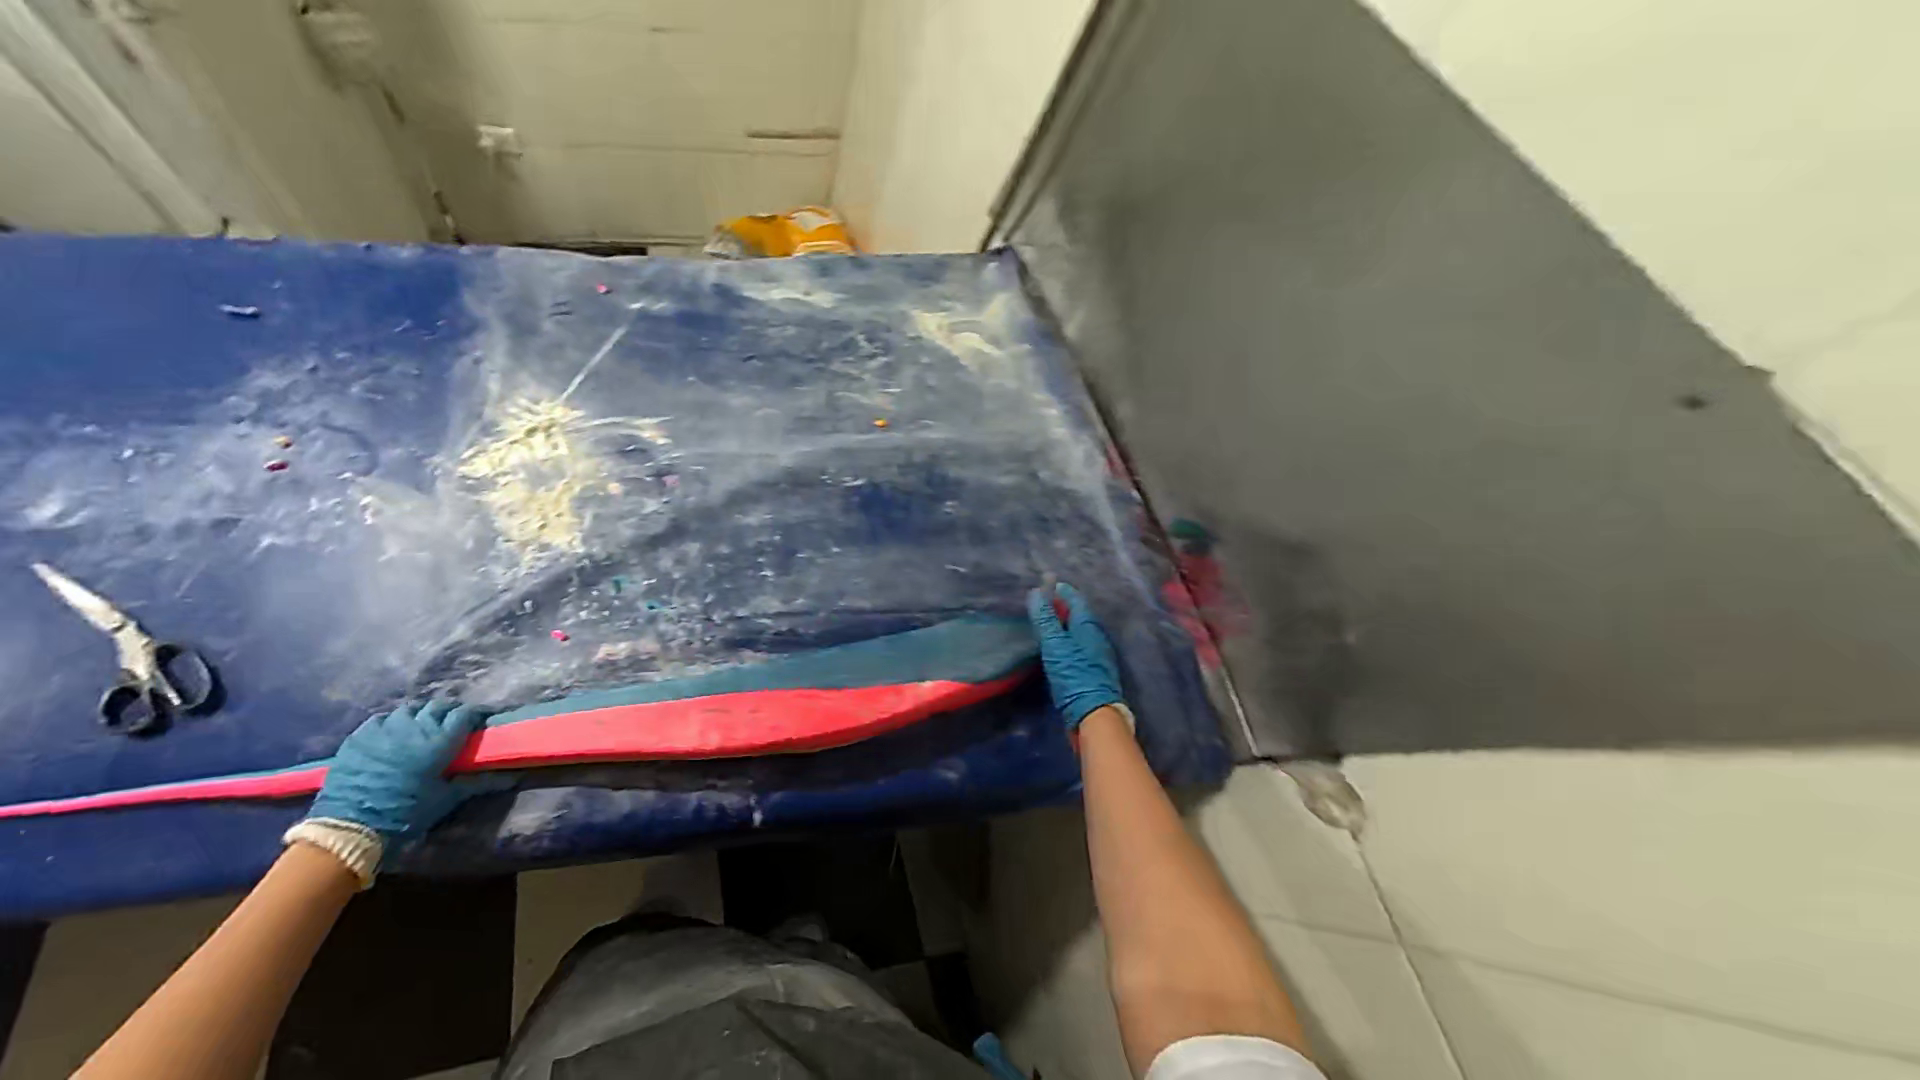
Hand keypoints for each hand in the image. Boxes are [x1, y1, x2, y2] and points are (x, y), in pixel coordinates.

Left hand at [306, 700, 494, 844]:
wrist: (350, 827)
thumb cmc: (406, 813)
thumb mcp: (447, 799)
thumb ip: (479, 783)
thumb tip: (514, 777)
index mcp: (440, 741)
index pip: (465, 713)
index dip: (477, 713)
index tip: (482, 719)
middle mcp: (415, 727)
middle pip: (439, 706)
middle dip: (450, 710)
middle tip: (454, 721)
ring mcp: (385, 729)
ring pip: (410, 708)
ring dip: (421, 714)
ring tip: (423, 725)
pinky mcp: (360, 736)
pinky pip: (382, 718)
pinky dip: (393, 721)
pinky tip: (393, 732)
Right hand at [1027, 582, 1124, 727]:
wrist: (1094, 713)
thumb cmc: (1074, 674)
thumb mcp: (1054, 644)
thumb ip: (1045, 619)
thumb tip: (1036, 591)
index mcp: (1089, 626)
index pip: (1075, 599)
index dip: (1061, 590)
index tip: (1045, 584)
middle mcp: (1096, 637)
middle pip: (1078, 615)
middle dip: (1061, 607)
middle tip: (1042, 603)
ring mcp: (1096, 655)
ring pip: (1078, 632)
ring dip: (1063, 625)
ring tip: (1046, 624)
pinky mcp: (1092, 671)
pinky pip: (1078, 647)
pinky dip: (1065, 642)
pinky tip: (1056, 649)